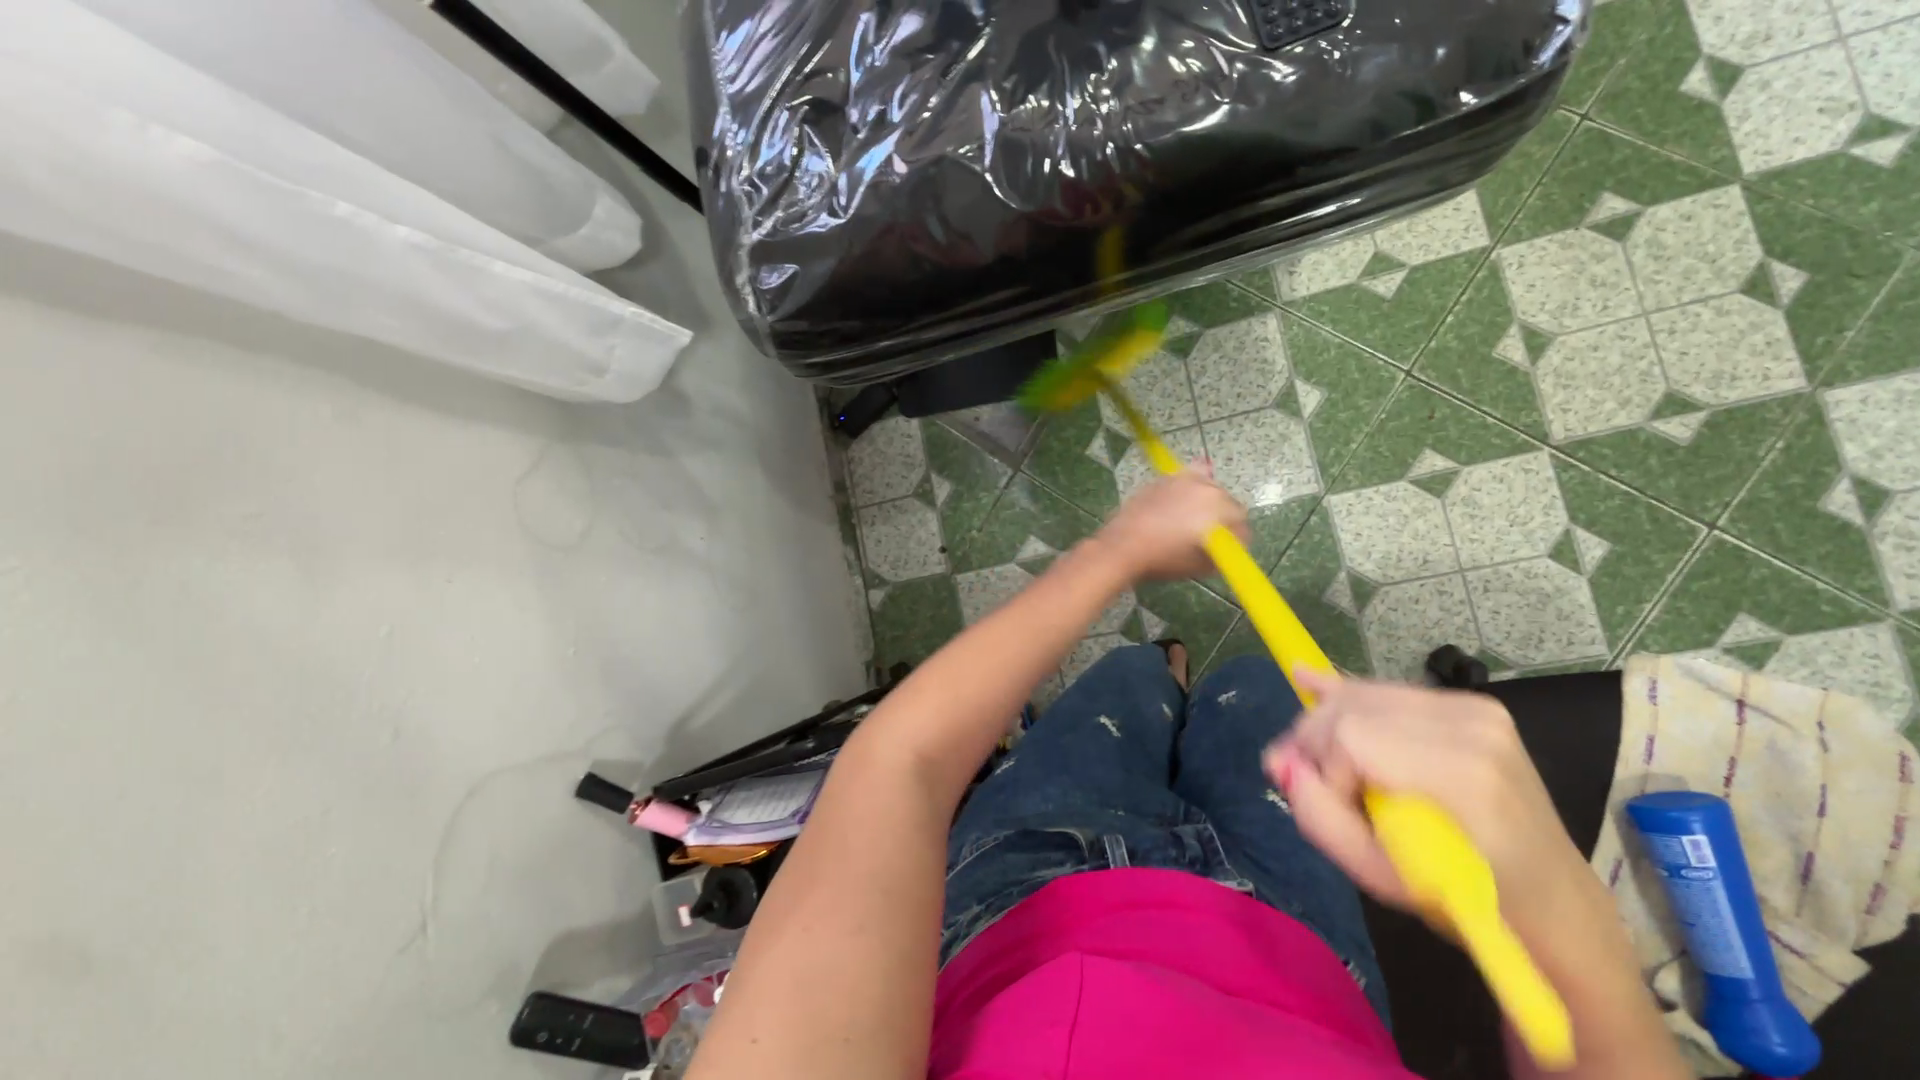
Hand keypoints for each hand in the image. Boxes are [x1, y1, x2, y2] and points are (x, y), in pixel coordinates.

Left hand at [1091, 467, 1247, 580]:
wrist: (1124, 545)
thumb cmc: (1165, 558)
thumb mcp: (1202, 565)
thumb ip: (1226, 554)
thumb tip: (1231, 548)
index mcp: (1221, 510)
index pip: (1241, 521)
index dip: (1236, 537)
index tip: (1226, 549)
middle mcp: (1208, 488)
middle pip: (1227, 502)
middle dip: (1222, 518)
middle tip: (1208, 537)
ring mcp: (1185, 479)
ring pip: (1208, 487)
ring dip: (1207, 501)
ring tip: (1193, 519)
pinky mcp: (1166, 478)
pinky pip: (1188, 475)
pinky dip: (1191, 484)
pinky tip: (1185, 495)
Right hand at [1262, 670, 1589, 927]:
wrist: (1549, 893)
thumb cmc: (1468, 898)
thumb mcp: (1385, 881)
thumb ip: (1324, 821)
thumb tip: (1281, 765)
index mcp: (1463, 777)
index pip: (1351, 735)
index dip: (1325, 769)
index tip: (1334, 808)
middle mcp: (1473, 727)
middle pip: (1352, 706)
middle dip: (1315, 741)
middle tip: (1309, 783)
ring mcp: (1478, 708)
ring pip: (1363, 694)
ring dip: (1329, 724)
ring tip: (1326, 766)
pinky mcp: (1472, 704)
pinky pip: (1387, 691)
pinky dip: (1349, 696)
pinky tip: (1309, 681)